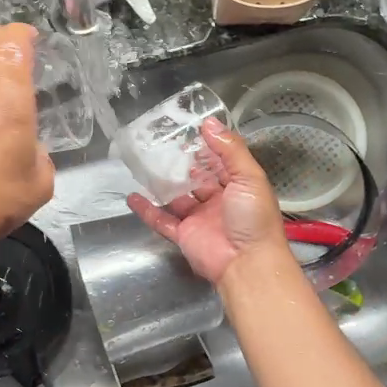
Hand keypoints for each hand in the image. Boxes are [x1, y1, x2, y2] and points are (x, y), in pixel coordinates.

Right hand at [126, 119, 287, 283]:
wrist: (247, 263)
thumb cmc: (253, 217)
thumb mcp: (249, 177)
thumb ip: (230, 149)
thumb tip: (209, 123)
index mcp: (238, 186)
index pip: (219, 161)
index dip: (205, 146)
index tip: (185, 129)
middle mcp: (218, 201)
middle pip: (196, 178)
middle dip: (180, 163)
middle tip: (159, 143)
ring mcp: (199, 218)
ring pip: (176, 197)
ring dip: (162, 183)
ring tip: (142, 164)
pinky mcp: (183, 235)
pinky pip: (162, 220)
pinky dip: (147, 210)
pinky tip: (133, 196)